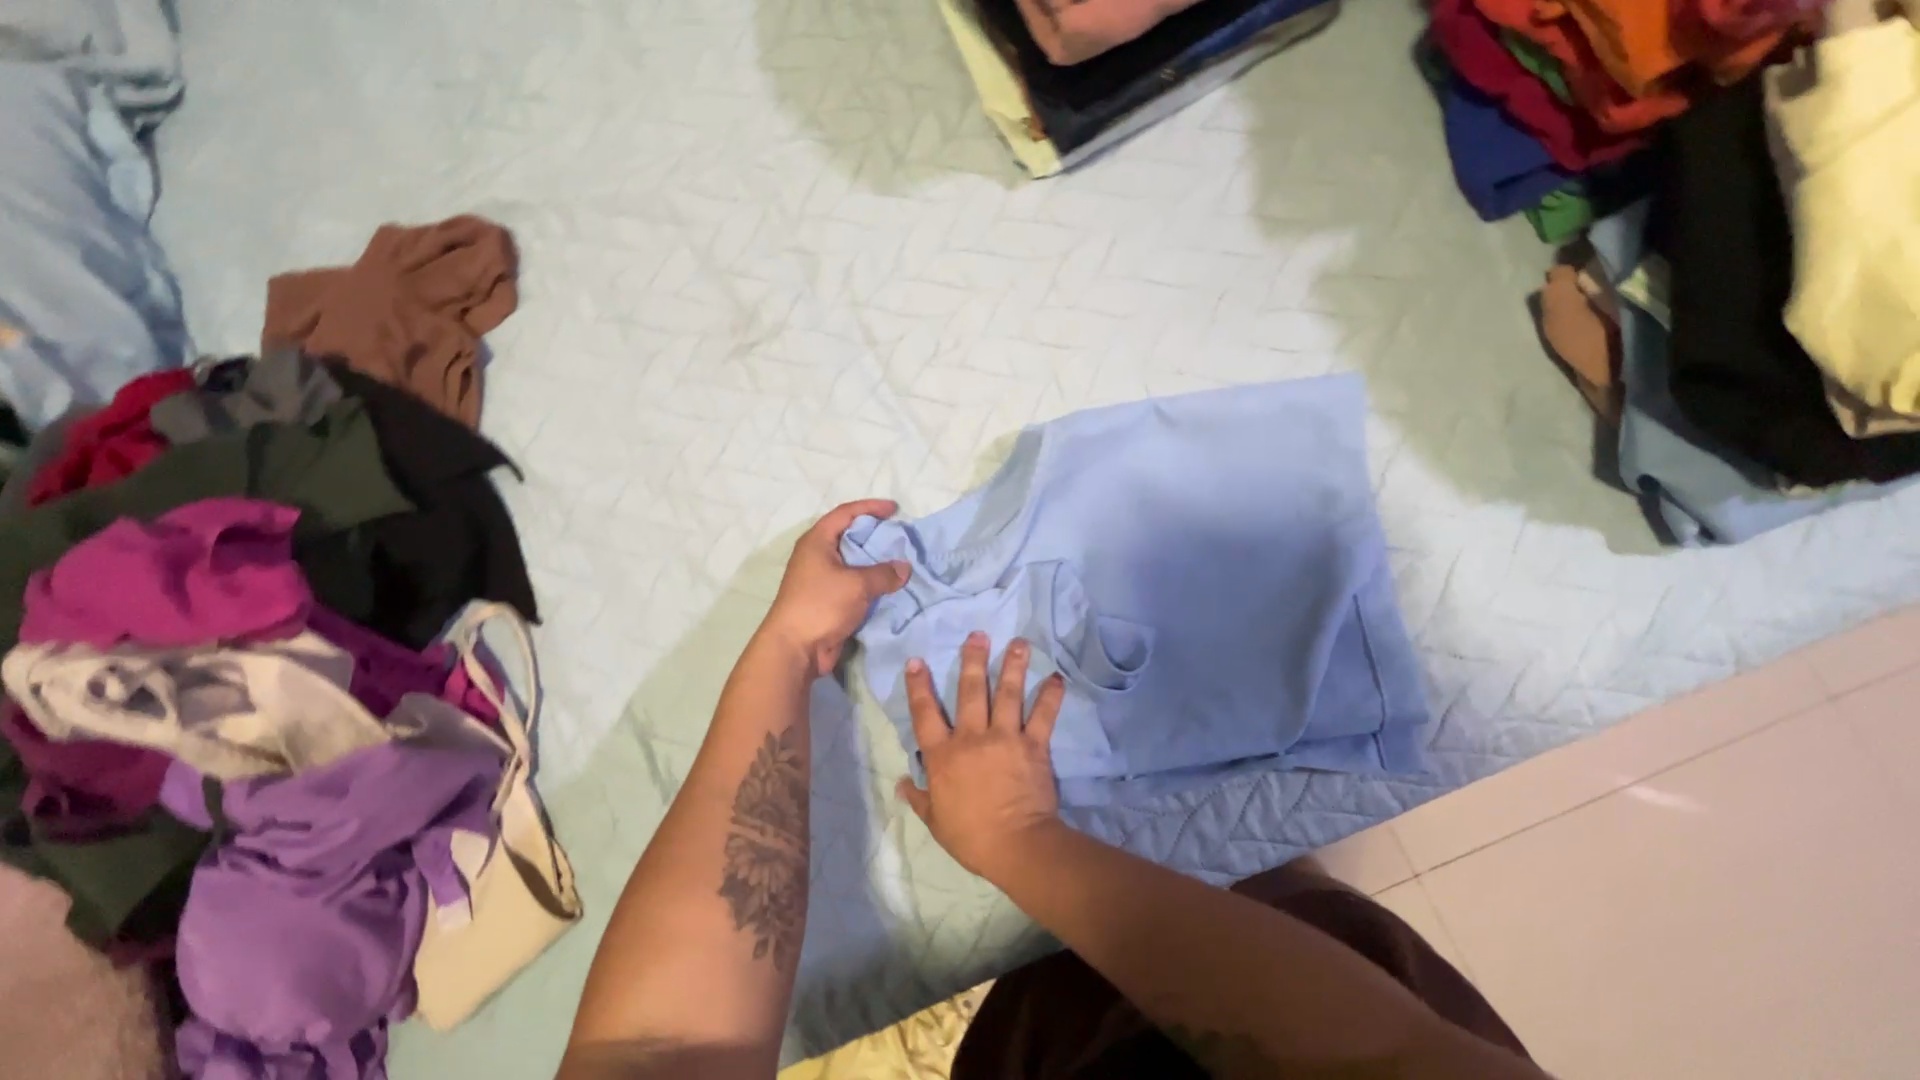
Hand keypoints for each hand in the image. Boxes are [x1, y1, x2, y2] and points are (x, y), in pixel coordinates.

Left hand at [760, 499, 911, 677]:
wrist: (795, 647)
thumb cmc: (821, 605)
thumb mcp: (857, 584)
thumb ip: (883, 573)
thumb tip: (904, 568)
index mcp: (817, 541)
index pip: (845, 513)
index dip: (870, 508)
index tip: (895, 509)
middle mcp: (816, 555)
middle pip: (849, 536)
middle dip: (875, 535)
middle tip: (900, 536)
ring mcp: (821, 579)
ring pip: (853, 563)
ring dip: (874, 562)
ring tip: (900, 561)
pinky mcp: (827, 600)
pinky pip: (854, 585)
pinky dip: (871, 583)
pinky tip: (890, 587)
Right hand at [897, 633, 1066, 880]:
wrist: (1016, 845)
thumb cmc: (971, 836)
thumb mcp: (935, 821)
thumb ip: (919, 798)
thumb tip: (902, 782)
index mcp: (943, 756)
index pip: (925, 714)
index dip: (919, 686)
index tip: (917, 661)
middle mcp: (972, 738)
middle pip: (970, 692)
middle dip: (973, 660)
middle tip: (978, 634)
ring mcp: (1005, 738)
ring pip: (1008, 694)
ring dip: (1013, 666)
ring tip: (1019, 643)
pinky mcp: (1034, 746)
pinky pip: (1043, 716)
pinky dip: (1051, 696)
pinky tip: (1057, 678)